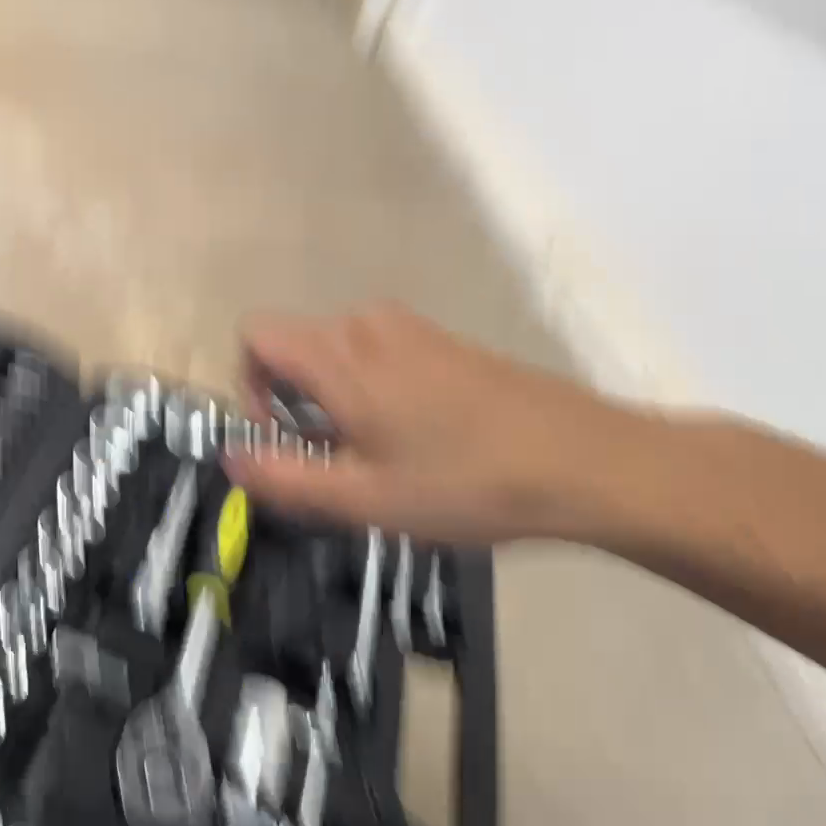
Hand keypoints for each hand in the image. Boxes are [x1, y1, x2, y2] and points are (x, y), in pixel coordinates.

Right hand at [222, 303, 633, 544]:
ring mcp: (410, 329)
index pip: (254, 337)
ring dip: (328, 395)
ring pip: (333, 350)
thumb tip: (229, 459)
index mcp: (338, 357)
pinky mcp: (443, 341)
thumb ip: (283, 478)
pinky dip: (367, 387)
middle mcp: (366, 326)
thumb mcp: (363, 499)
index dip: (248, 385)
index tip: (284, 436)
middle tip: (332, 456)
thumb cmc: (467, 482)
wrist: (595, 464)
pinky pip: (374, 352)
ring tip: (372, 449)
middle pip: (291, 345)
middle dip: (289, 399)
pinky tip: (415, 435)